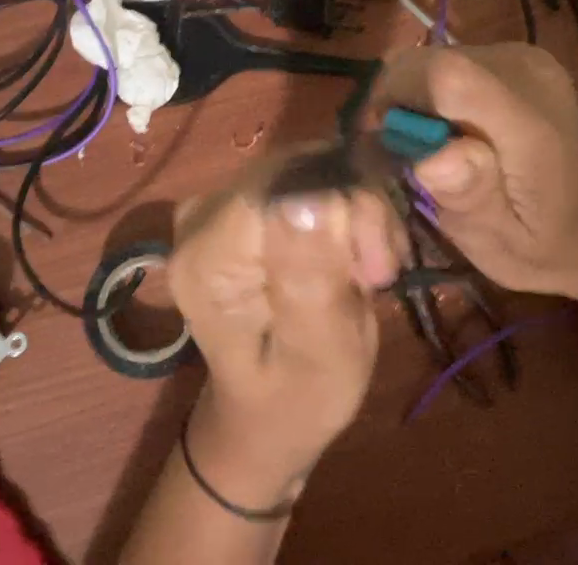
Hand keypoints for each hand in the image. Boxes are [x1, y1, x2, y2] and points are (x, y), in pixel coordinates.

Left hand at [167, 156, 402, 504]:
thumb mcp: (321, 355)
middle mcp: (199, 218)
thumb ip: (311, 278)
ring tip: (369, 272)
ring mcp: (214, 205)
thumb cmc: (299, 399)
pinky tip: (353, 254)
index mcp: (207, 259)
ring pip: (307, 166)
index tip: (378, 269)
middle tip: (378, 276)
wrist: (268, 410)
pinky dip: (341, 208)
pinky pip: (302, 177)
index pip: (287, 185)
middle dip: (356, 210)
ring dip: (355, 211)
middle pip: (297, 168)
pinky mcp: (236, 202)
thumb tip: (310, 198)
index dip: (346, 207)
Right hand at [372, 44, 577, 306]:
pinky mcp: (516, 53)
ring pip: (429, 60)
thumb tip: (434, 155)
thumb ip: (469, 198)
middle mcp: (524, 73)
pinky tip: (448, 131)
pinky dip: (431, 94)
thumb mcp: (502, 246)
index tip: (379, 144)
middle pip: (425, 64)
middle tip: (399, 157)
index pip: (446, 76)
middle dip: (395, 105)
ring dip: (412, 100)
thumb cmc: (548, 245)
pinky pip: (447, 61)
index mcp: (527, 123)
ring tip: (426, 149)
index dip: (394, 99)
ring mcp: (523, 56)